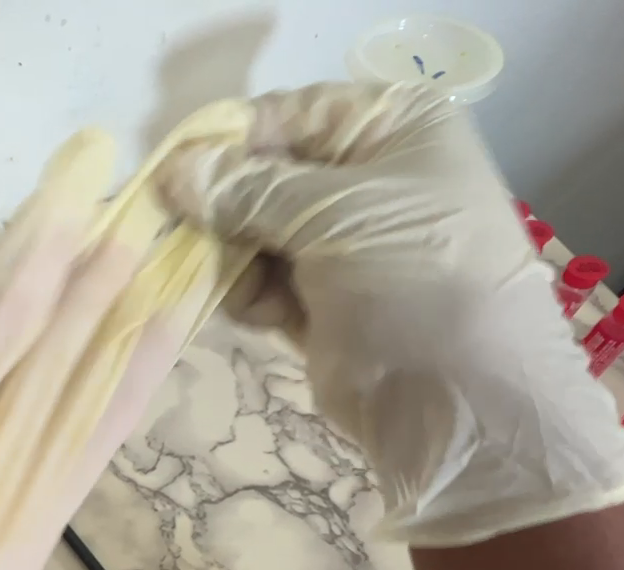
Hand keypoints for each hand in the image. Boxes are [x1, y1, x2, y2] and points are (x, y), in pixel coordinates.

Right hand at [159, 82, 623, 546]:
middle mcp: (364, 180)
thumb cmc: (412, 284)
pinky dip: (244, 295)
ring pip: (249, 234)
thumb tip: (174, 170)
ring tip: (230, 283)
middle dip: (221, 207)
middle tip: (180, 233)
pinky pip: (256, 281)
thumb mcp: (335, 216)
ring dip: (229, 258)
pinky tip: (257, 313)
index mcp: (391, 129)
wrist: (451, 400)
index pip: (289, 115)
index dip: (229, 142)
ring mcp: (337, 245)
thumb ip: (248, 190)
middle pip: (262, 176)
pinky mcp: (313, 300)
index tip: (172, 174)